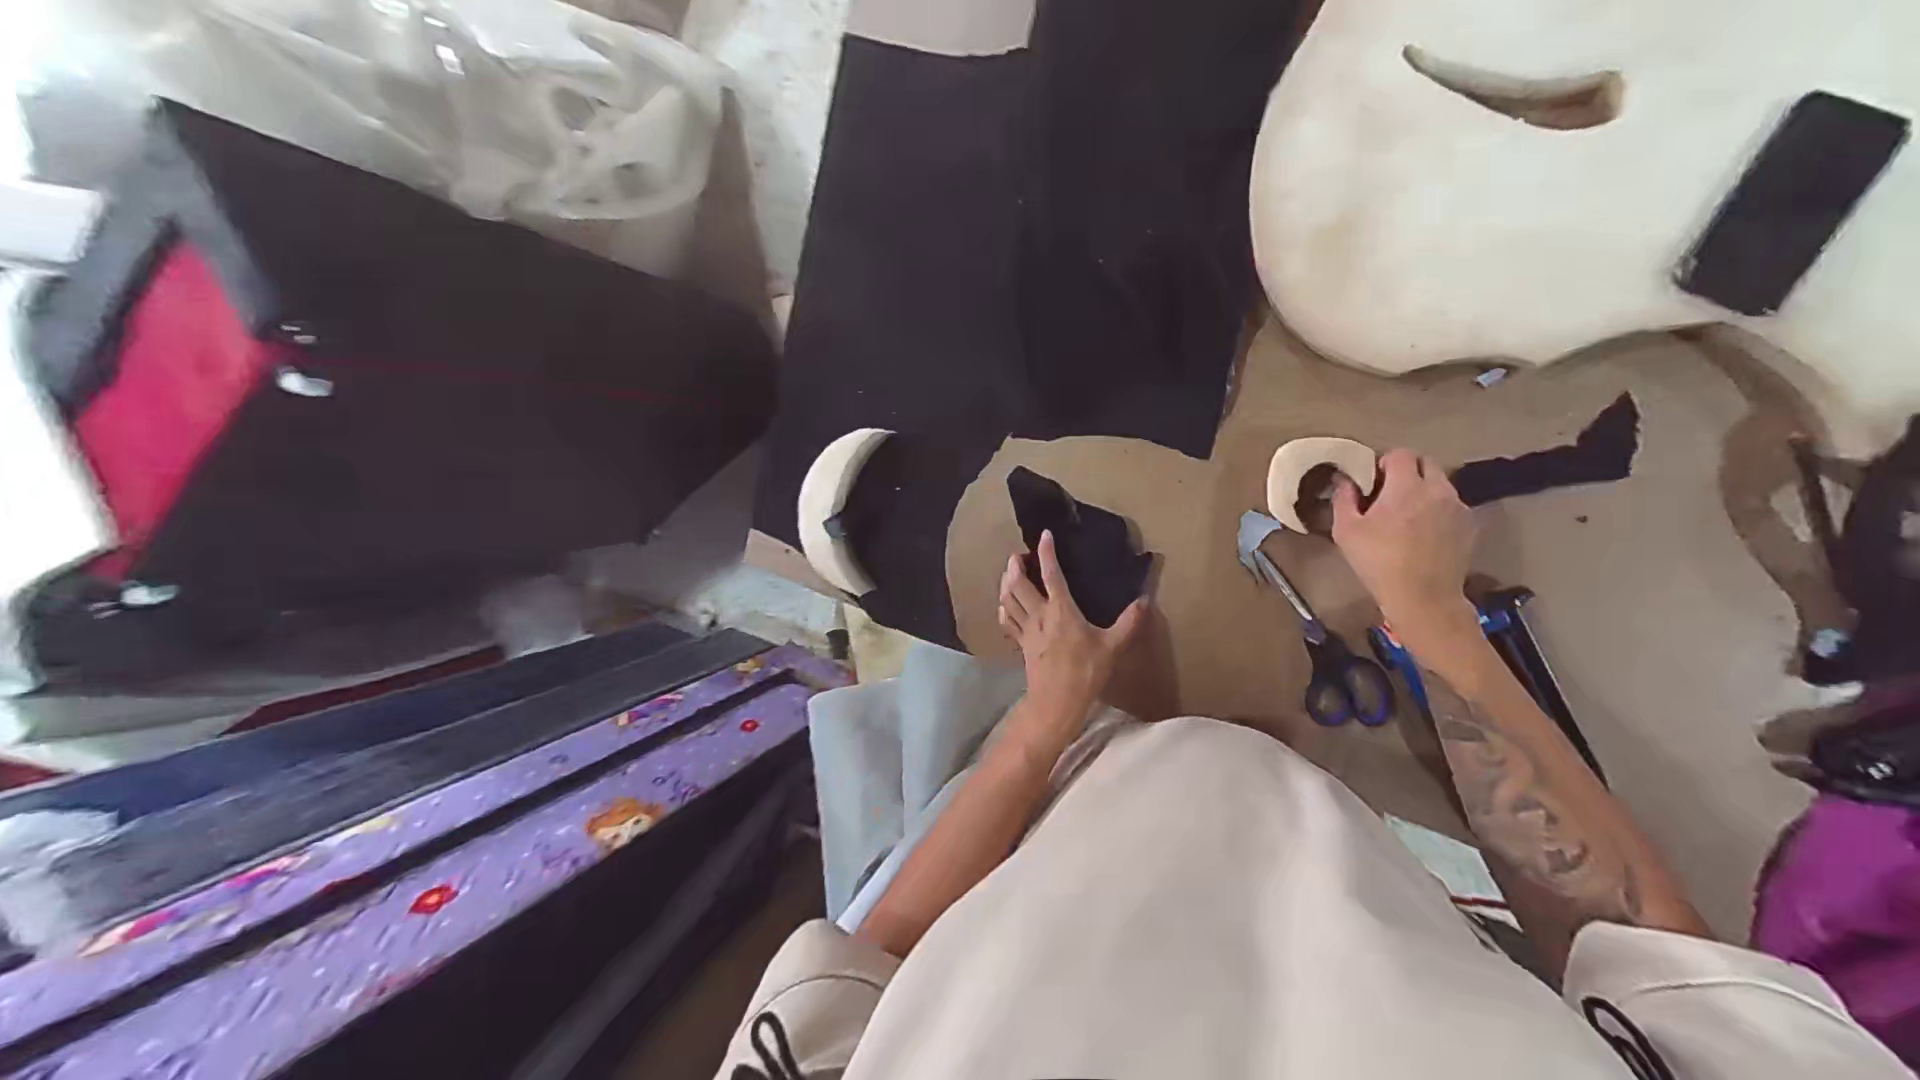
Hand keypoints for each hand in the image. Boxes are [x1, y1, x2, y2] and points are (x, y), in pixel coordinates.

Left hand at [999, 531, 1146, 722]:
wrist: (1056, 702)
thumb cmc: (1085, 672)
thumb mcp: (1112, 647)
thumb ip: (1129, 622)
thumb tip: (1145, 600)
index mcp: (1061, 610)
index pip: (1051, 574)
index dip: (1046, 552)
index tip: (1043, 535)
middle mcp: (1039, 615)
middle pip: (1019, 584)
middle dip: (1016, 566)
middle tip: (1018, 554)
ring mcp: (1026, 631)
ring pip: (1008, 600)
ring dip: (1006, 583)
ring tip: (1008, 572)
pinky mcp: (1021, 645)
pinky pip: (1007, 621)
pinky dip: (1004, 608)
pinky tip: (1004, 604)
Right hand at [1332, 449, 1477, 647]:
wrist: (1423, 597)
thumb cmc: (1378, 562)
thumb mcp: (1346, 531)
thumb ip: (1343, 499)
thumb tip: (1344, 480)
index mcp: (1406, 487)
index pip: (1400, 454)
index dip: (1383, 462)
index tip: (1372, 480)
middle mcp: (1438, 489)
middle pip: (1426, 462)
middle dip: (1406, 471)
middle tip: (1388, 492)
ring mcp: (1458, 507)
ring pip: (1440, 484)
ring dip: (1423, 489)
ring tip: (1407, 514)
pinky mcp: (1469, 525)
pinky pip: (1451, 505)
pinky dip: (1437, 509)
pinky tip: (1423, 532)